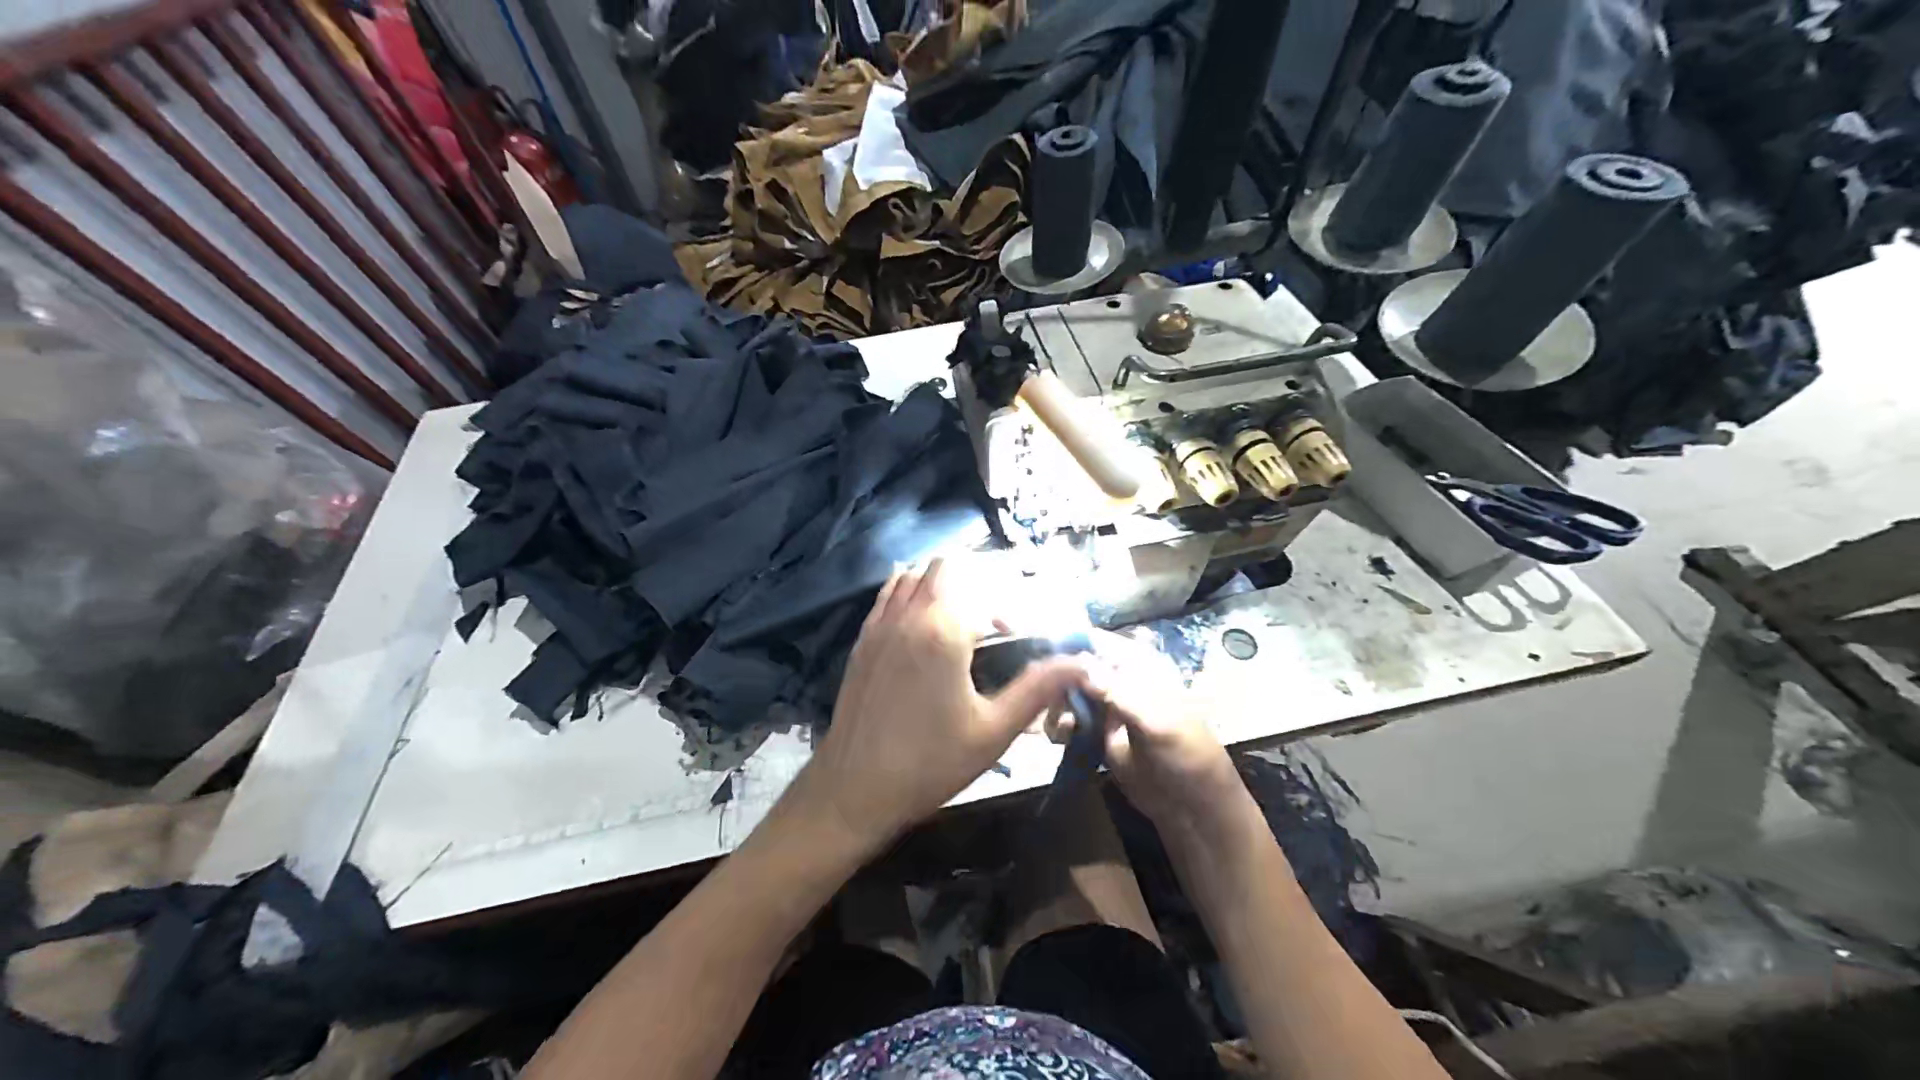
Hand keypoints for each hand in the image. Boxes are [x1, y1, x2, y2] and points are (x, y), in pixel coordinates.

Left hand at [787, 560, 1086, 854]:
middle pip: (945, 567)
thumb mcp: (993, 731)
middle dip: (975, 585)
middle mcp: (908, 615)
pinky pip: (888, 595)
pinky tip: (922, 625)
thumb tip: (1083, 663)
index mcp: (943, 632)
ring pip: (913, 575)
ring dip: (941, 585)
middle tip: (990, 626)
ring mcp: (879, 625)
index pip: (985, 590)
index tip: (1016, 639)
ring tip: (959, 622)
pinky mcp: (862, 640)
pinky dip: (910, 593)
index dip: (1008, 610)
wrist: (853, 790)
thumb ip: (1039, 689)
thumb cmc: (929, 764)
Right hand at [1056, 630, 1246, 832]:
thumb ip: (1119, 693)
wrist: (1192, 806)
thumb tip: (1081, 665)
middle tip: (1045, 702)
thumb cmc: (1187, 756)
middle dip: (1056, 682)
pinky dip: (1060, 726)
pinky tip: (1060, 738)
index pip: (1097, 642)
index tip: (1041, 660)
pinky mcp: (1096, 732)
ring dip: (1056, 707)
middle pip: (1075, 667)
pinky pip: (1070, 721)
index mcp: (1140, 665)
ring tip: (1057, 727)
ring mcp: (1107, 706)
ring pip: (1068, 694)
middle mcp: (1119, 679)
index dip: (1068, 645)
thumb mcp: (1157, 723)